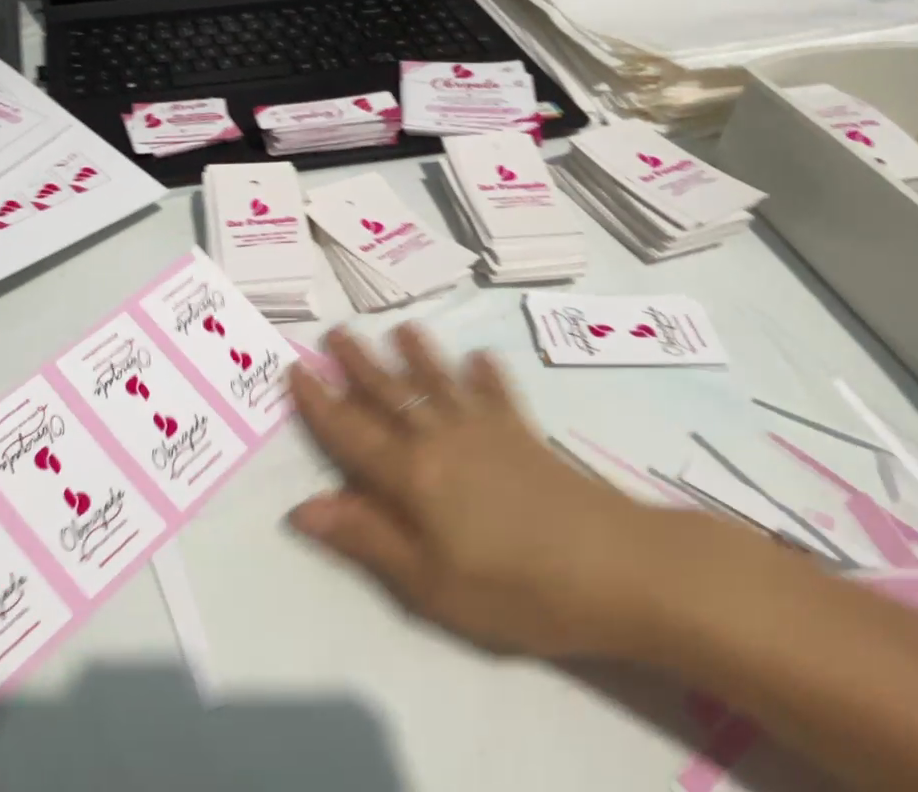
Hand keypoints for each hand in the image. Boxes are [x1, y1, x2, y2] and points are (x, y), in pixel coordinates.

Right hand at [287, 325, 673, 659]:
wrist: (621, 570)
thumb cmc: (514, 589)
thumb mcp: (428, 582)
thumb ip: (365, 538)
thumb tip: (300, 507)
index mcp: (411, 476)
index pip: (351, 431)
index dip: (320, 403)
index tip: (295, 369)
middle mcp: (442, 441)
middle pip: (392, 395)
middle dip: (360, 364)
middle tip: (336, 333)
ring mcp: (488, 434)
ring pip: (441, 384)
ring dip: (417, 355)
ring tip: (401, 328)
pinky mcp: (528, 438)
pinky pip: (499, 396)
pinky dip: (487, 376)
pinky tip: (481, 358)